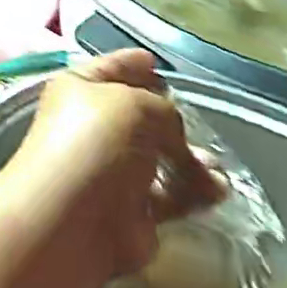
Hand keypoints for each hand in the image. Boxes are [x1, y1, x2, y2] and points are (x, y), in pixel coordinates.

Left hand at [1, 51, 223, 279]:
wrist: (69, 224)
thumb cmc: (94, 144)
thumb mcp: (137, 105)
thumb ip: (166, 112)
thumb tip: (174, 139)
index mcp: (79, 89)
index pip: (112, 68)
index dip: (135, 64)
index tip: (157, 63)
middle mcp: (91, 127)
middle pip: (139, 117)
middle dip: (172, 121)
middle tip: (201, 125)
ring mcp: (109, 171)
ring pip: (158, 159)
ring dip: (190, 162)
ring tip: (217, 171)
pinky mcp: (128, 214)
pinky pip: (166, 196)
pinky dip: (190, 194)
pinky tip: (215, 193)